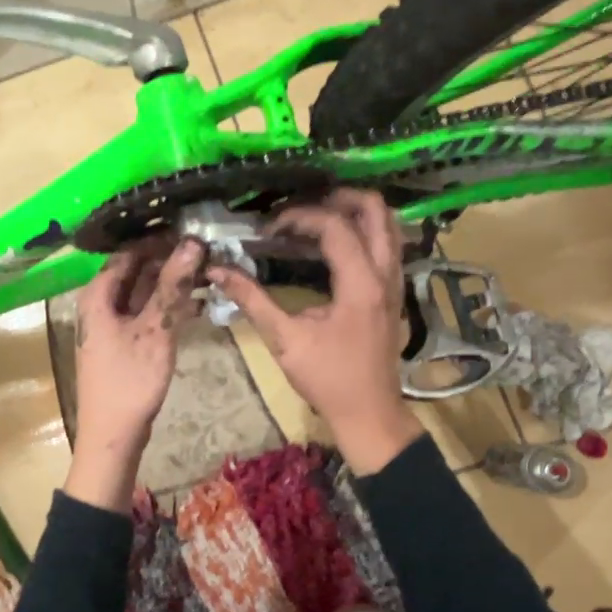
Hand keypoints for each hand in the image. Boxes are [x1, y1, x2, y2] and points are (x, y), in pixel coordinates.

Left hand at [65, 236, 204, 509]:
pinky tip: (198, 305)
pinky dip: (168, 308)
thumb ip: (173, 286)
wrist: (112, 436)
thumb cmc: (129, 380)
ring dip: (172, 285)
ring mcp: (110, 325)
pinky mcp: (123, 344)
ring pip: (144, 294)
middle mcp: (99, 304)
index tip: (195, 231)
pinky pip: (146, 314)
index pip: (130, 252)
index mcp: (98, 294)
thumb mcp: (155, 330)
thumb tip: (193, 242)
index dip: (161, 240)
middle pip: (137, 271)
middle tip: (209, 252)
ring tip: (210, 274)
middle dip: (171, 261)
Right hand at [208, 189, 423, 474]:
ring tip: (314, 219)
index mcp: (361, 283)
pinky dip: (361, 233)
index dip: (298, 217)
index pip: (334, 226)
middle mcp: (385, 274)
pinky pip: (385, 245)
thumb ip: (252, 299)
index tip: (268, 229)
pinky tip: (329, 246)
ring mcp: (395, 282)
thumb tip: (217, 270)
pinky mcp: (392, 292)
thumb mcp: (284, 339)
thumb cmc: (328, 378)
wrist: (369, 413)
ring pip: (387, 225)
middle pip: (377, 210)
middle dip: (338, 198)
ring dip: (353, 213)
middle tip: (301, 207)